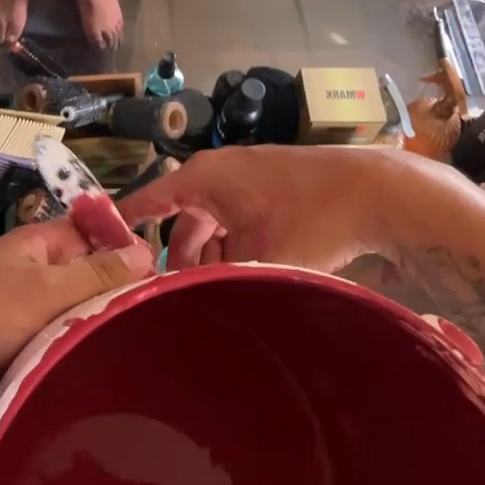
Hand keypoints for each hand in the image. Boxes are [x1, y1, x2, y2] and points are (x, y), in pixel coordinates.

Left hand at [0, 220, 154, 429]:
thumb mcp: (44, 290)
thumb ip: (96, 274)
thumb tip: (148, 252)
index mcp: (37, 245)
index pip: (92, 233)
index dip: (126, 247)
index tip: (168, 274)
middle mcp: (35, 275)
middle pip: (90, 278)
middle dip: (120, 295)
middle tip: (168, 319)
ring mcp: (29, 316)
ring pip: (79, 317)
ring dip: (102, 331)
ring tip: (152, 348)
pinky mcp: (24, 353)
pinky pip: (63, 348)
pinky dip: (81, 357)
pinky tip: (117, 371)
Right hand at [118, 145, 444, 270]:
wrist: (380, 191)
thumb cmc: (312, 220)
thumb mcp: (260, 261)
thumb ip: (217, 283)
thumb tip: (186, 311)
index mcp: (203, 178)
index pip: (147, 200)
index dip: (124, 224)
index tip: (103, 248)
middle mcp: (218, 172)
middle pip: (182, 220)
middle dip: (178, 259)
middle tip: (174, 296)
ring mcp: (248, 177)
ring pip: (213, 223)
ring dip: (210, 257)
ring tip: (215, 292)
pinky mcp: (273, 187)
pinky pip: (237, 219)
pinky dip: (235, 246)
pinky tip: (246, 275)